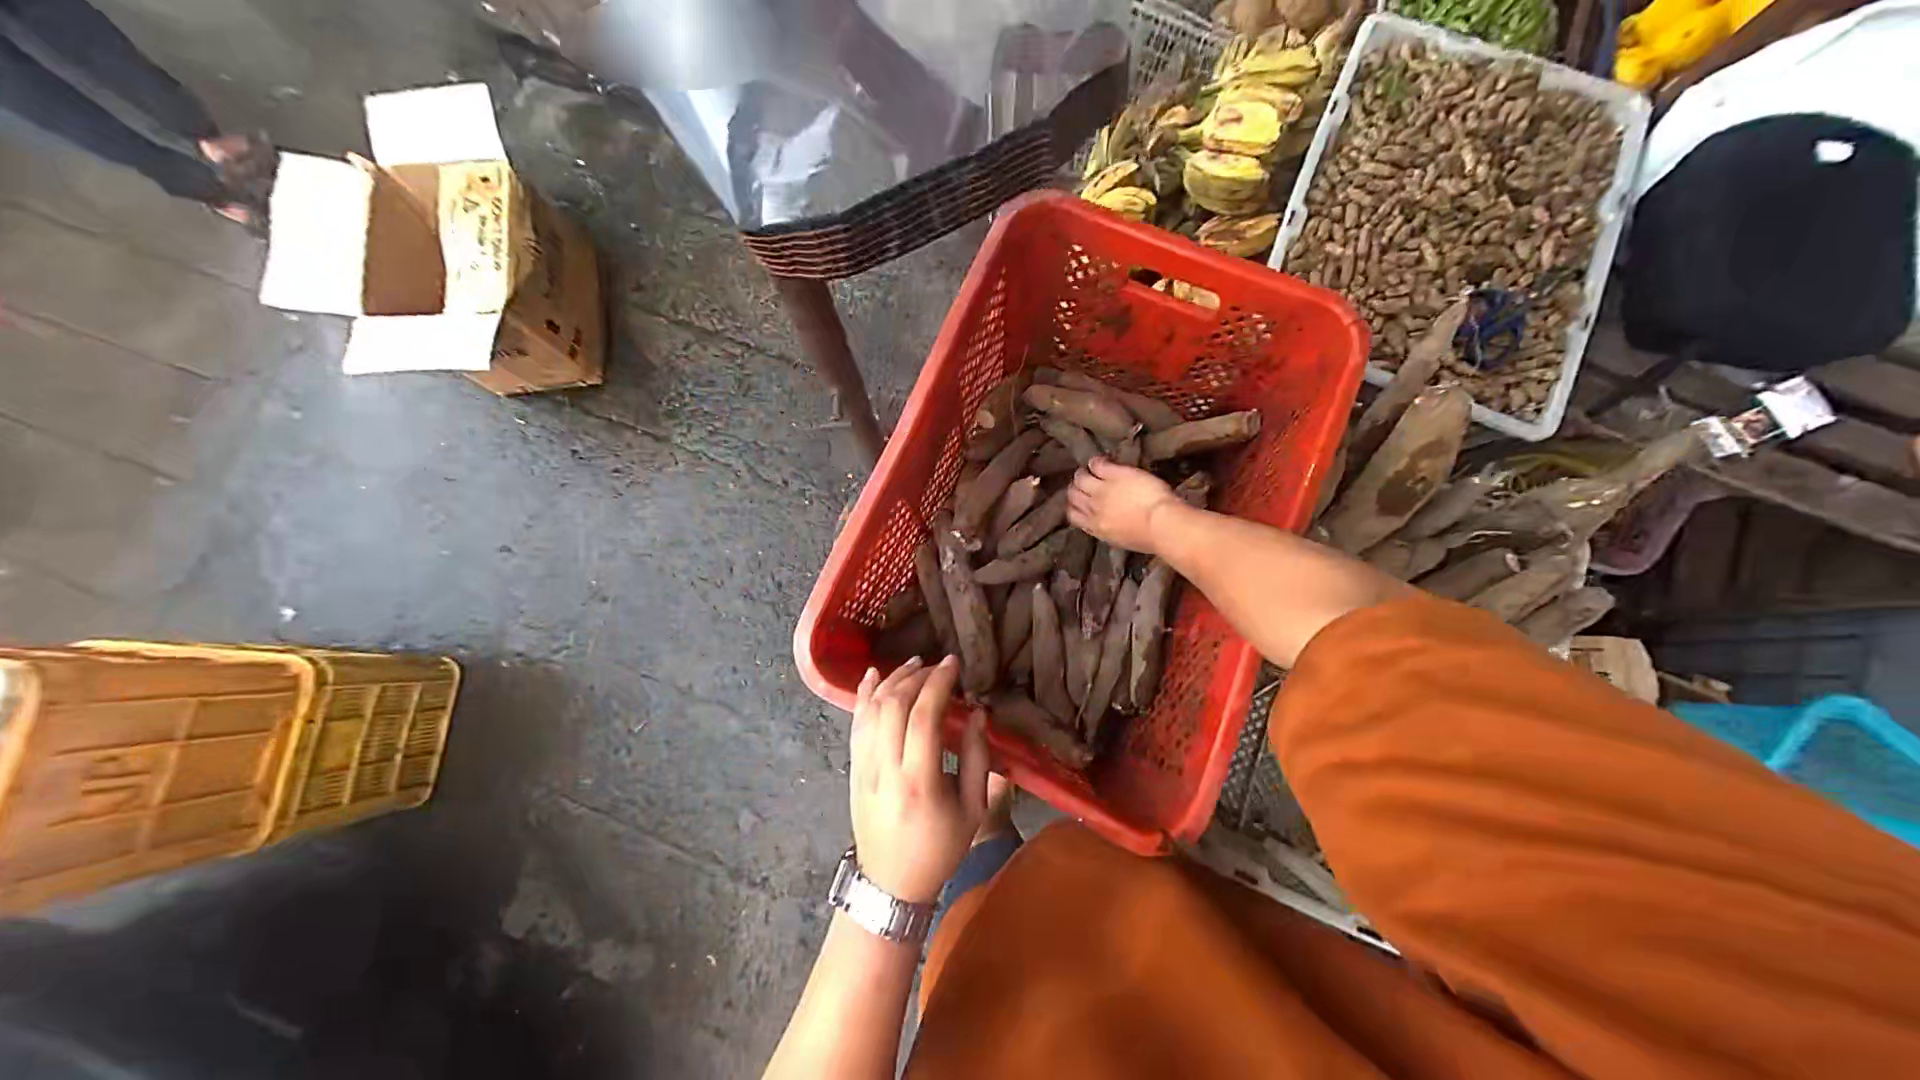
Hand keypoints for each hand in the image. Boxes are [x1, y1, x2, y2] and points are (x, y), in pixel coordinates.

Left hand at [849, 656, 989, 904]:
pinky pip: (856, 723)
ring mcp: (863, 767)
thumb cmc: (939, 848)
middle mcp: (885, 769)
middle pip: (894, 705)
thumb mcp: (972, 809)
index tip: (953, 664)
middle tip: (937, 666)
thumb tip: (977, 713)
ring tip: (914, 664)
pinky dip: (865, 694)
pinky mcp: (853, 768)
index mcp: (918, 781)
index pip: (924, 716)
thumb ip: (977, 758)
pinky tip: (875, 674)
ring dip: (893, 680)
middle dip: (917, 676)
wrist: (890, 882)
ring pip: (872, 709)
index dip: (938, 683)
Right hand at [1067, 458, 1184, 553]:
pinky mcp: (1113, 473)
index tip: (1080, 502)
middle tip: (1083, 484)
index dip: (1074, 506)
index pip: (1073, 515)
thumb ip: (1106, 530)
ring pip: (1081, 478)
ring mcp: (1102, 489)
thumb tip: (1103, 524)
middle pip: (1074, 495)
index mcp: (1095, 527)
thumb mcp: (1120, 540)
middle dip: (1076, 489)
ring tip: (1088, 470)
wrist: (1160, 523)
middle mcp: (1094, 507)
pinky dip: (1096, 462)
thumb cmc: (1148, 537)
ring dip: (1083, 473)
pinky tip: (1100, 461)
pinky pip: (1097, 464)